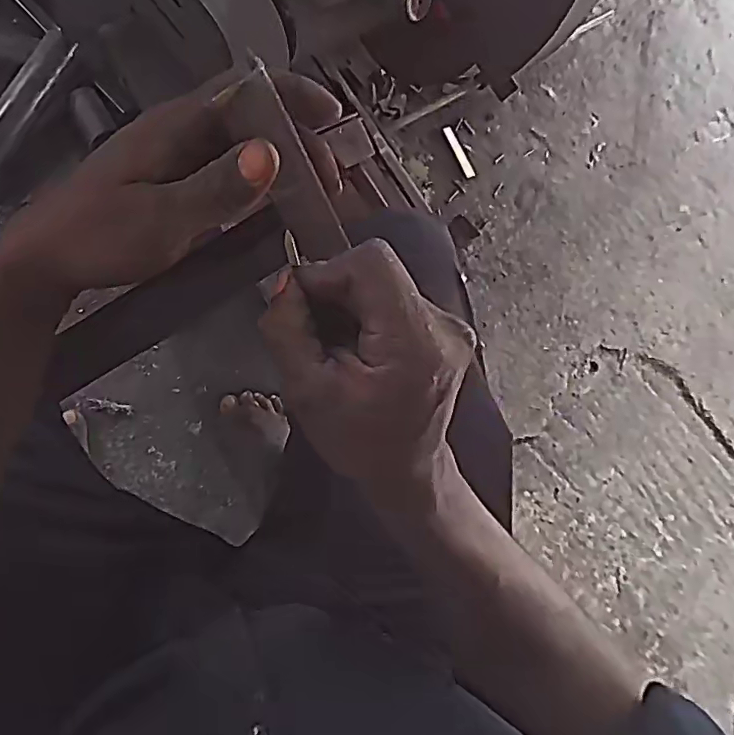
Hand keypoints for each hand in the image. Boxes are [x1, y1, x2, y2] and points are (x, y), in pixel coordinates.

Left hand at [0, 71, 341, 293]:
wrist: (41, 263)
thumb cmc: (95, 238)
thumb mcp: (160, 219)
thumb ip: (217, 188)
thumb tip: (272, 152)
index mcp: (173, 126)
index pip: (242, 89)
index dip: (291, 93)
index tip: (330, 115)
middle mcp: (176, 132)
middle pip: (248, 116)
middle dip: (296, 138)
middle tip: (328, 179)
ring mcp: (171, 157)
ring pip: (239, 143)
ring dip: (280, 159)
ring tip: (312, 190)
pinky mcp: (169, 182)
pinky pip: (224, 168)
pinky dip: (257, 178)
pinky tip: (271, 202)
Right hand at [258, 239, 477, 510]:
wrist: (407, 472)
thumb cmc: (359, 442)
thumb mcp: (305, 393)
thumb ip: (287, 330)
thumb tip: (284, 281)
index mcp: (415, 341)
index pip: (370, 262)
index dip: (326, 272)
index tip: (303, 306)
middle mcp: (442, 324)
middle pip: (375, 269)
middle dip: (334, 291)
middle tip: (315, 333)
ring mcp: (449, 324)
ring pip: (382, 280)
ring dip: (348, 303)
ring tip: (338, 346)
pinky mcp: (444, 326)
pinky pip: (393, 296)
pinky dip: (366, 312)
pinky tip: (357, 347)